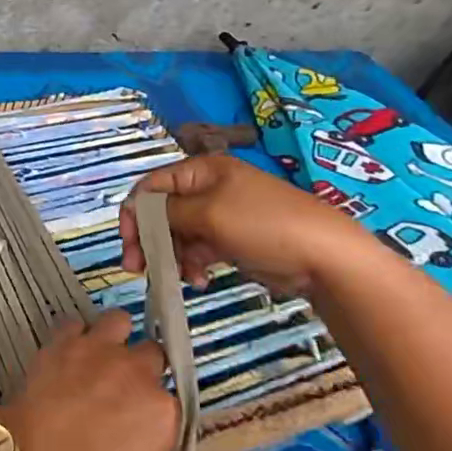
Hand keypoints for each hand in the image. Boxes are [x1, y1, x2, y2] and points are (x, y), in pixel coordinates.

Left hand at [0, 311, 177, 450]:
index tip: (146, 427)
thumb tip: (154, 446)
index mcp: (164, 412)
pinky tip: (70, 355)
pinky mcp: (61, 342)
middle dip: (143, 370)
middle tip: (124, 394)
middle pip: (152, 354)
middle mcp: (136, 371)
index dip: (160, 414)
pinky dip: (76, 335)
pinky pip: (76, 324)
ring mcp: (97, 350)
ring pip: (119, 321)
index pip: (176, 402)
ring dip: (116, 338)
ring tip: (102, 359)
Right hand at [117, 154, 369, 290]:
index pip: (151, 187)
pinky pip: (197, 250)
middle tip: (137, 269)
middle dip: (149, 239)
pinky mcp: (229, 241)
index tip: (127, 244)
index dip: (134, 213)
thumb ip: (166, 212)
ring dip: (172, 256)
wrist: (324, 256)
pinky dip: (192, 264)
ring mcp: (219, 216)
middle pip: (161, 213)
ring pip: (177, 235)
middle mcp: (206, 189)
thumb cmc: (263, 225)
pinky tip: (200, 280)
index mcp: (200, 170)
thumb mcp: (209, 213)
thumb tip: (137, 209)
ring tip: (180, 277)